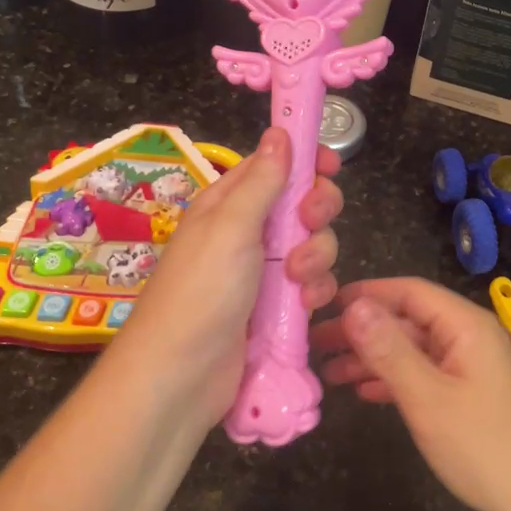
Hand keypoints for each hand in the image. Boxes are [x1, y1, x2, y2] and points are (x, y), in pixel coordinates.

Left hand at [121, 127, 342, 432]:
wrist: (179, 379)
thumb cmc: (200, 292)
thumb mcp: (231, 227)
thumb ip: (263, 181)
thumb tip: (279, 131)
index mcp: (230, 203)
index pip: (276, 164)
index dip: (306, 160)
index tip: (331, 166)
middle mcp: (248, 230)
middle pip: (303, 202)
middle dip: (317, 212)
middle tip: (309, 223)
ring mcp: (264, 270)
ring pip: (314, 243)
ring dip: (317, 256)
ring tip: (298, 280)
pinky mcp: (277, 305)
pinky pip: (313, 282)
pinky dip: (316, 290)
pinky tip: (306, 305)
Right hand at [313, 278, 510, 510]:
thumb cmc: (482, 443)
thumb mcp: (428, 397)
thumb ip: (389, 351)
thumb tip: (354, 305)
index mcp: (466, 324)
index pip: (411, 291)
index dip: (368, 293)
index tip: (326, 303)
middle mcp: (469, 335)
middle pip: (410, 320)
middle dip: (364, 329)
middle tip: (316, 342)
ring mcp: (471, 364)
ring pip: (415, 349)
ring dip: (374, 357)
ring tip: (329, 370)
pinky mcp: (470, 392)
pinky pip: (426, 372)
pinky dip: (395, 378)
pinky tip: (364, 390)